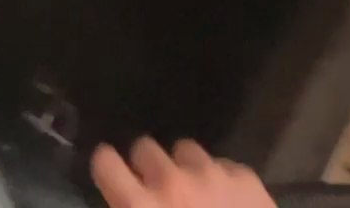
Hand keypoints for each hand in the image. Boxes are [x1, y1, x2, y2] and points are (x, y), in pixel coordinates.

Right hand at [92, 139, 276, 207]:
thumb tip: (129, 206)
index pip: (105, 162)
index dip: (107, 170)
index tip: (114, 181)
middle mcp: (171, 181)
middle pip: (144, 147)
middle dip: (147, 167)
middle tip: (157, 193)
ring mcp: (211, 173)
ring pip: (185, 150)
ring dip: (184, 170)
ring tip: (196, 196)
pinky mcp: (245, 177)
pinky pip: (223, 164)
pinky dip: (221, 181)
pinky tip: (229, 204)